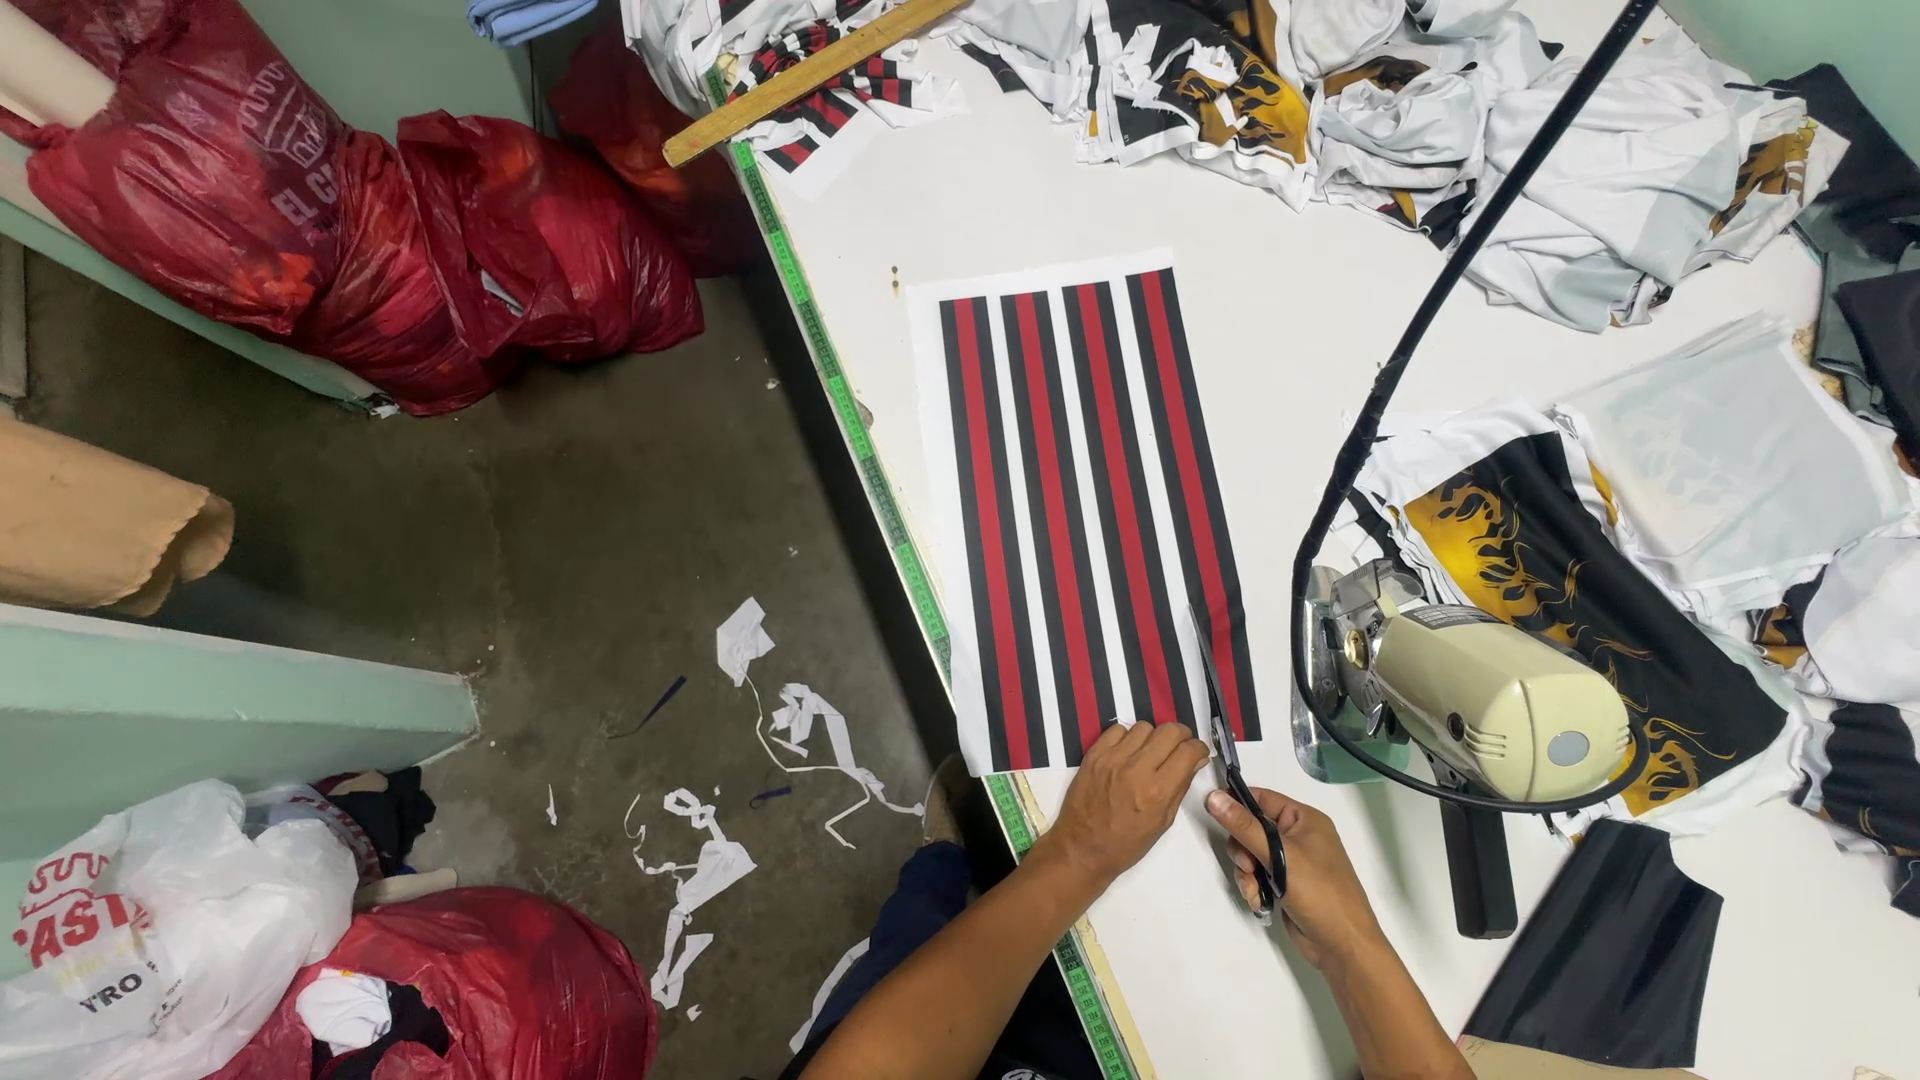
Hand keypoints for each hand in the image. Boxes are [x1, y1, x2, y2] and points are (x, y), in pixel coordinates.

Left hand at [1031, 721, 1209, 890]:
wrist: (1083, 846)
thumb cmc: (1127, 843)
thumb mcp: (1163, 822)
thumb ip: (1181, 787)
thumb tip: (1195, 760)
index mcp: (1158, 791)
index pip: (1189, 751)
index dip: (1198, 749)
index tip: (1197, 753)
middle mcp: (1137, 769)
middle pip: (1169, 731)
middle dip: (1181, 736)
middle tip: (1178, 747)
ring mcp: (1112, 758)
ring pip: (1144, 727)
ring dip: (1153, 737)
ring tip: (1150, 752)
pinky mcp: (1094, 754)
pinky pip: (1117, 729)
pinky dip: (1127, 737)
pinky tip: (1127, 752)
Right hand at [1206, 787, 1384, 971]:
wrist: (1342, 947)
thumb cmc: (1319, 893)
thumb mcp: (1279, 855)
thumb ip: (1243, 826)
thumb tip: (1212, 796)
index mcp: (1304, 819)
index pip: (1261, 798)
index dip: (1236, 805)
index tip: (1214, 814)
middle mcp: (1298, 836)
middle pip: (1251, 827)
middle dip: (1242, 849)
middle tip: (1247, 865)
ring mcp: (1292, 861)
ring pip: (1250, 853)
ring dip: (1246, 872)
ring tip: (1255, 889)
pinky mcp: (1285, 884)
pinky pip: (1257, 874)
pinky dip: (1253, 885)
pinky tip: (1259, 900)